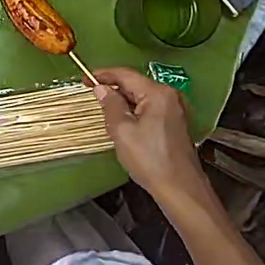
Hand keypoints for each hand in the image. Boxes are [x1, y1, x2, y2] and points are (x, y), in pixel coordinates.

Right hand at [92, 67, 210, 209]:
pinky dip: (133, 111)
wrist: (180, 189)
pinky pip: (148, 108)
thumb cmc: (150, 159)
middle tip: (91, 94)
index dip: (102, 75)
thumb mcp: (122, 131)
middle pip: (134, 84)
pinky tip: (122, 122)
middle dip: (112, 88)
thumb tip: (101, 89)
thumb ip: (110, 105)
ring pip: (141, 97)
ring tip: (103, 109)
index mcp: (157, 93)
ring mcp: (174, 109)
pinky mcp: (174, 123)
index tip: (84, 78)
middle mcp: (169, 96)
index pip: (125, 75)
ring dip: (122, 101)